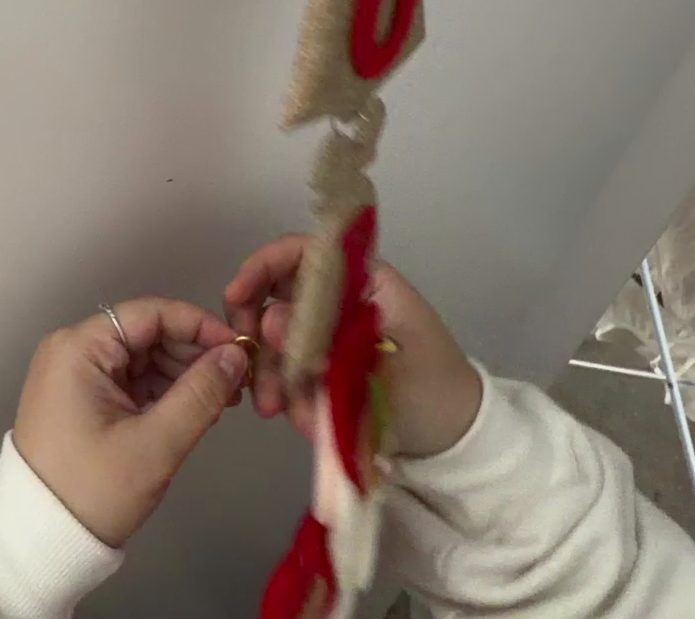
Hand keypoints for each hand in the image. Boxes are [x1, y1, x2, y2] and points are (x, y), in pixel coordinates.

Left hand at [11, 296, 248, 546]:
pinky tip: (195, 407)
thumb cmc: (92, 491)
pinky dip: (162, 388)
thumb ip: (201, 394)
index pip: (150, 313)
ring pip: (142, 355)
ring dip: (182, 371)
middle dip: (194, 351)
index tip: (239, 347)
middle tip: (237, 380)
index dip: (199, 324)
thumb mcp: (155, 444)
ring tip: (223, 398)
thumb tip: (236, 356)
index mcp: (79, 346)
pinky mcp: (81, 395)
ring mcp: (75, 372)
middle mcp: (73, 348)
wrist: (39, 541)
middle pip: (147, 332)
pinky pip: (130, 377)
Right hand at [224, 234, 481, 457]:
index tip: (235, 298)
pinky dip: (287, 393)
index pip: (298, 252)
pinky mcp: (323, 366)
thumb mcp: (378, 361)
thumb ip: (322, 340)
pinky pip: (289, 370)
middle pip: (274, 292)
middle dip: (257, 330)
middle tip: (246, 364)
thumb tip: (269, 322)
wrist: (459, 441)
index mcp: (359, 279)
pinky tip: (302, 419)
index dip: (261, 267)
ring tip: (274, 409)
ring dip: (269, 371)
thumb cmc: (432, 389)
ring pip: (276, 338)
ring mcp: (328, 333)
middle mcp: (337, 298)